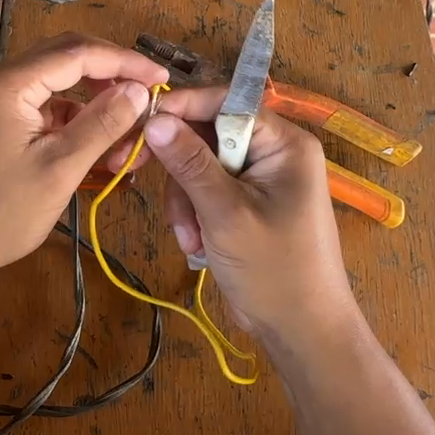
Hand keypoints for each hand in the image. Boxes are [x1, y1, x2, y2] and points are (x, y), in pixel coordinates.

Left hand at [0, 33, 167, 284]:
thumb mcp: (59, 169)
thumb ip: (101, 124)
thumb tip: (139, 90)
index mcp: (8, 83)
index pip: (78, 54)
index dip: (125, 62)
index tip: (162, 79)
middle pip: (65, 59)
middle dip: (110, 76)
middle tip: (148, 97)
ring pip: (55, 85)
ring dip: (92, 103)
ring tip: (126, 134)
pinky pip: (40, 107)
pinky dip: (70, 121)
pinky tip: (95, 145)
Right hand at [139, 88, 358, 344]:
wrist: (300, 330)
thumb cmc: (273, 269)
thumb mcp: (225, 213)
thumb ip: (190, 164)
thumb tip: (155, 119)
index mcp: (284, 143)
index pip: (227, 103)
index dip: (184, 108)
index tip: (142, 122)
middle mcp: (273, 152)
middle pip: (207, 134)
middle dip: (179, 168)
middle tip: (133, 172)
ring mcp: (259, 179)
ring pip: (200, 166)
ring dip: (185, 200)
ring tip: (189, 237)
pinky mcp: (245, 203)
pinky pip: (206, 191)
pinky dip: (194, 214)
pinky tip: (196, 244)